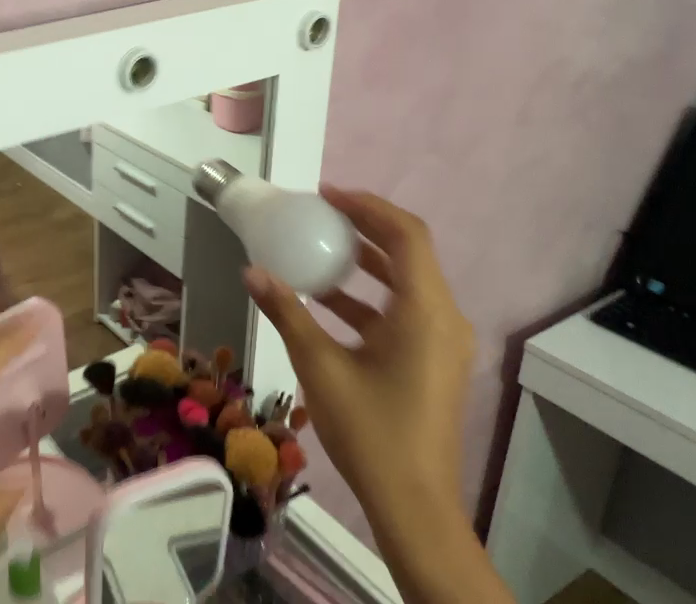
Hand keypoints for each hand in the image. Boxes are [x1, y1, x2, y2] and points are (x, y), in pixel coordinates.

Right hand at [242, 187, 473, 523]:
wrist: (412, 501)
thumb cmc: (370, 429)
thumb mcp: (319, 365)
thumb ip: (287, 311)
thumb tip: (252, 271)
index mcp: (424, 312)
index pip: (406, 236)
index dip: (367, 206)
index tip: (325, 195)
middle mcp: (442, 319)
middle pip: (409, 253)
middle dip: (363, 227)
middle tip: (319, 212)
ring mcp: (441, 342)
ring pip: (405, 282)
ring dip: (363, 261)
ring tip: (317, 248)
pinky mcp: (431, 361)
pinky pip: (402, 310)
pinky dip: (367, 295)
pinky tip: (324, 300)